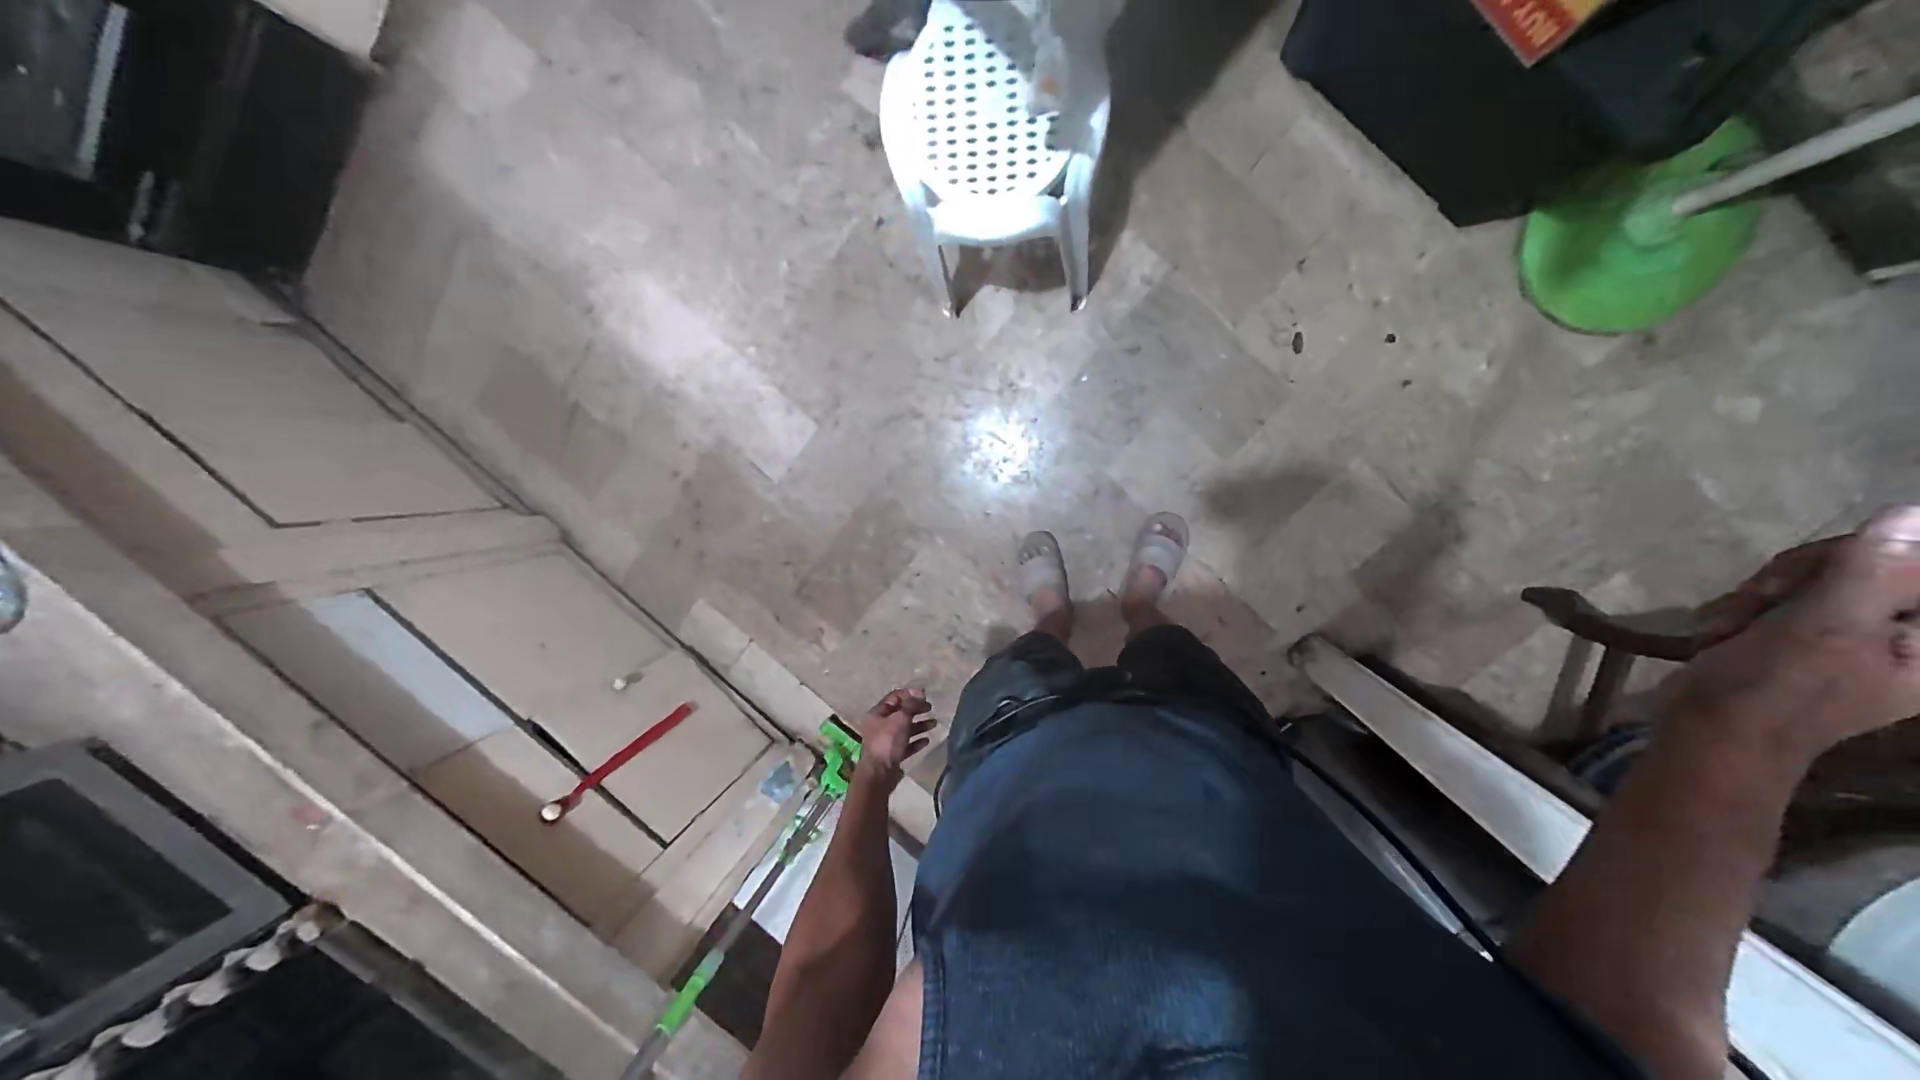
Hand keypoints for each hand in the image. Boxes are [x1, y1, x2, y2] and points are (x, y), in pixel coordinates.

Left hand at [853, 688, 935, 788]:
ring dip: (919, 725)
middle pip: (901, 713)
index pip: (894, 697)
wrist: (880, 773)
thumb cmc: (888, 741)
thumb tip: (919, 693)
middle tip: (930, 708)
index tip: (924, 695)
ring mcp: (886, 741)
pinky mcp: (893, 755)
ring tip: (934, 724)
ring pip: (905, 729)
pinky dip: (916, 741)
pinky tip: (926, 740)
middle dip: (916, 709)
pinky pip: (906, 744)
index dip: (909, 694)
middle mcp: (880, 725)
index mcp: (878, 713)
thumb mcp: (900, 718)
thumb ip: (911, 704)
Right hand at [1675, 506, 1919, 758]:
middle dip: (1795, 576)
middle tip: (1757, 597)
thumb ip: (1869, 571)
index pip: (1918, 563)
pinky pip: (1786, 600)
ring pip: (1817, 579)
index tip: (1805, 575)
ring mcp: (1858, 637)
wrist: (1711, 733)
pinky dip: (1746, 609)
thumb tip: (1907, 514)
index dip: (1862, 555)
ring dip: (1759, 595)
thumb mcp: (1822, 627)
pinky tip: (1724, 631)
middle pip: (1868, 564)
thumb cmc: (1775, 688)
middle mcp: (1912, 636)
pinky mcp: (1811, 639)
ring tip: (1729, 625)